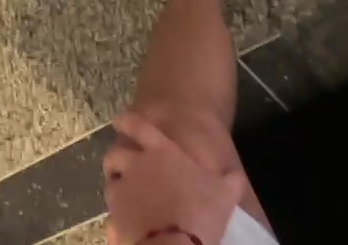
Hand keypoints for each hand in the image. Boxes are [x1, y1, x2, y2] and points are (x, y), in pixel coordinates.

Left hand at [102, 111, 242, 244]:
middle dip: (116, 158)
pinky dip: (116, 219)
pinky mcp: (116, 219)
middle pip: (115, 154)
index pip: (137, 126)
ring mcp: (124, 192)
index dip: (126, 121)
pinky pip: (111, 215)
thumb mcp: (225, 195)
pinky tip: (123, 226)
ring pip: (110, 183)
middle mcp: (137, 166)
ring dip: (116, 187)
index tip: (119, 121)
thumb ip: (230, 180)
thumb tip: (236, 176)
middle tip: (120, 165)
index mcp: (161, 152)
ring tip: (124, 196)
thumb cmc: (201, 213)